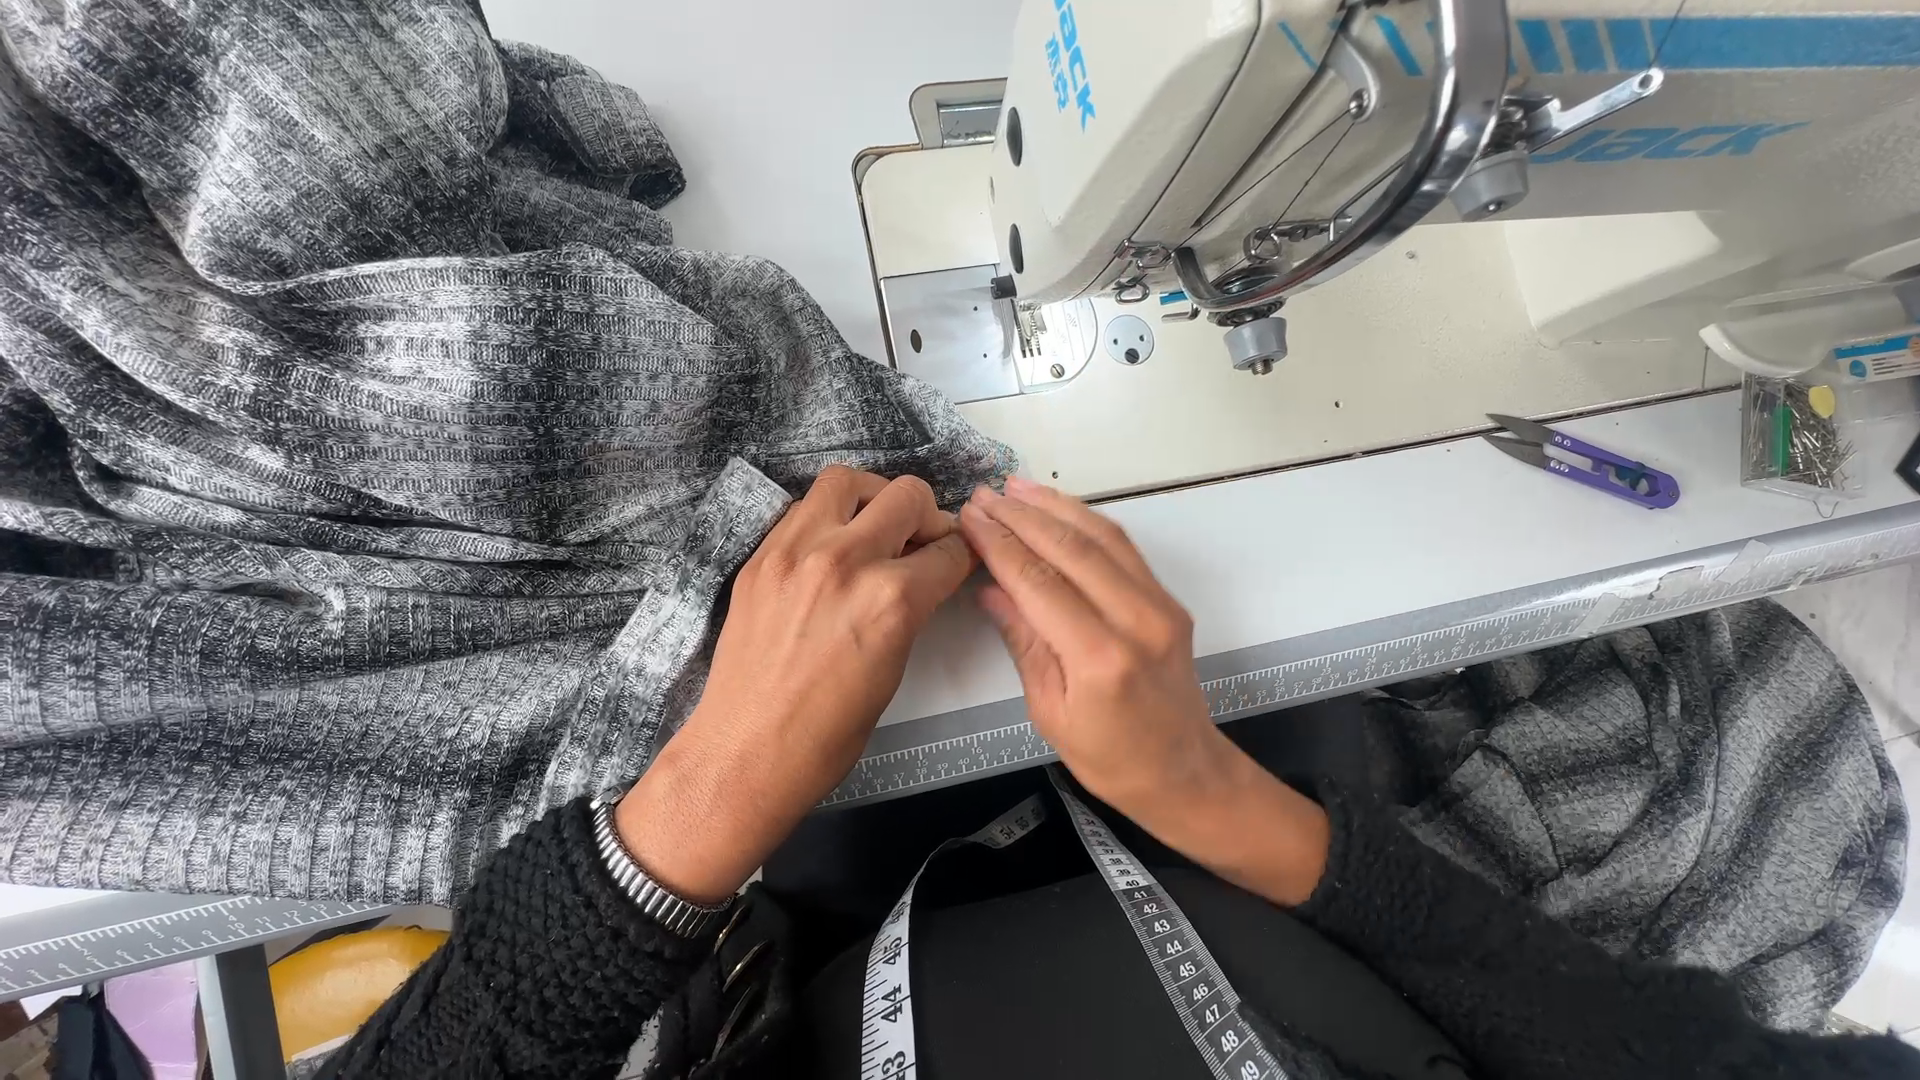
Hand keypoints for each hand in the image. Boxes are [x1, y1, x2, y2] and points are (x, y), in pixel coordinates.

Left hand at [616, 466, 974, 903]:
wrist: (746, 752)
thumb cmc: (830, 733)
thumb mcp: (894, 667)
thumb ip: (912, 608)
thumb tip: (923, 575)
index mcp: (892, 599)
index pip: (950, 549)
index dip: (964, 554)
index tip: (959, 557)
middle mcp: (846, 560)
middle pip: (908, 496)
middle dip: (928, 516)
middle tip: (921, 542)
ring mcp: (795, 551)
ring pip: (847, 481)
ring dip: (873, 498)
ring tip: (874, 527)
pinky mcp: (760, 557)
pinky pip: (803, 508)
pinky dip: (828, 517)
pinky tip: (830, 547)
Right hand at [958, 476, 1328, 905]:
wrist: (1185, 773)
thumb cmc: (1111, 760)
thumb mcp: (1049, 711)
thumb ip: (1024, 642)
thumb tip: (991, 589)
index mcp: (1100, 658)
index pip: (1038, 581)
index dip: (1000, 544)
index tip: (970, 516)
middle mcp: (1137, 620)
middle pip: (1070, 548)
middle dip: (1021, 516)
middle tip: (983, 494)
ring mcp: (1160, 605)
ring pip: (1102, 536)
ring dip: (1055, 506)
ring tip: (1015, 486)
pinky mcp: (1169, 600)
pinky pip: (1124, 548)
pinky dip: (1087, 521)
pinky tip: (1059, 509)